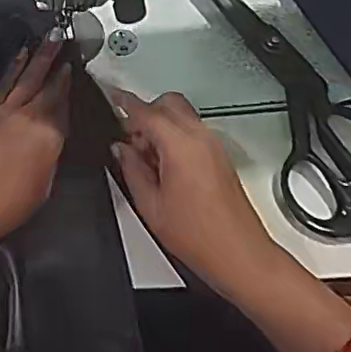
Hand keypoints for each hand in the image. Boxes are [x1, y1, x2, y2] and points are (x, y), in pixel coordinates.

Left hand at [0, 40, 70, 242]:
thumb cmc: (2, 205)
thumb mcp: (43, 188)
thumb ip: (49, 159)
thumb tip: (49, 148)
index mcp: (49, 138)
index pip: (64, 108)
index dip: (70, 88)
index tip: (74, 72)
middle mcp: (28, 120)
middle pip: (47, 86)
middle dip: (57, 62)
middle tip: (64, 41)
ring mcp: (3, 114)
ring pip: (25, 78)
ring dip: (38, 58)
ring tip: (46, 41)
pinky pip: (1, 85)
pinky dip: (11, 70)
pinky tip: (17, 59)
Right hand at [108, 87, 282, 288]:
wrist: (239, 255)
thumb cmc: (201, 236)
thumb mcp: (149, 204)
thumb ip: (131, 168)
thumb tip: (122, 150)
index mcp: (180, 146)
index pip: (146, 111)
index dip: (124, 102)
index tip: (111, 96)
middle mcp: (201, 139)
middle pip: (168, 104)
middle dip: (144, 114)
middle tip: (127, 138)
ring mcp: (214, 147)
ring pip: (181, 116)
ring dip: (160, 126)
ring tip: (144, 159)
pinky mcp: (220, 157)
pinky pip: (193, 132)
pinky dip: (174, 138)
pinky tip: (162, 167)